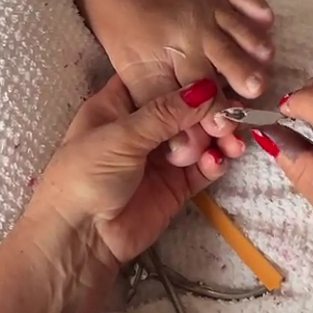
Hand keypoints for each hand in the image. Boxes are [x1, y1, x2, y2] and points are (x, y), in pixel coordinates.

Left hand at [28, 75, 238, 269]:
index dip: (183, 76)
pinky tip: (218, 161)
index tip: (216, 73)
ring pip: (197, 137)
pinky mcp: (174, 187)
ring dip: (217, 137)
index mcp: (117, 105)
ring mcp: (159, 157)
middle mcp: (141, 127)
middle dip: (208, 110)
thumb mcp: (121, 136)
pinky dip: (214, 163)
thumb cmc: (86, 174)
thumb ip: (165, 112)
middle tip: (231, 114)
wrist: (80, 238)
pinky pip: (201, 168)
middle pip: (183, 109)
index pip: (155, 79)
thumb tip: (205, 86)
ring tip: (232, 141)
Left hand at [59, 0, 273, 165]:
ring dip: (261, 57)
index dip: (220, 117)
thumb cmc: (120, 27)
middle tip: (248, 95)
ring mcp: (213, 8)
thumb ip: (158, 108)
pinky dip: (262, 17)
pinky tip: (262, 29)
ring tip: (258, 68)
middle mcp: (200, 33)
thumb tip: (186, 148)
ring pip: (252, 38)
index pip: (207, 97)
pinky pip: (252, 2)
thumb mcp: (129, 72)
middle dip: (249, 88)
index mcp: (175, 57)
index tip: (226, 131)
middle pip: (240, 68)